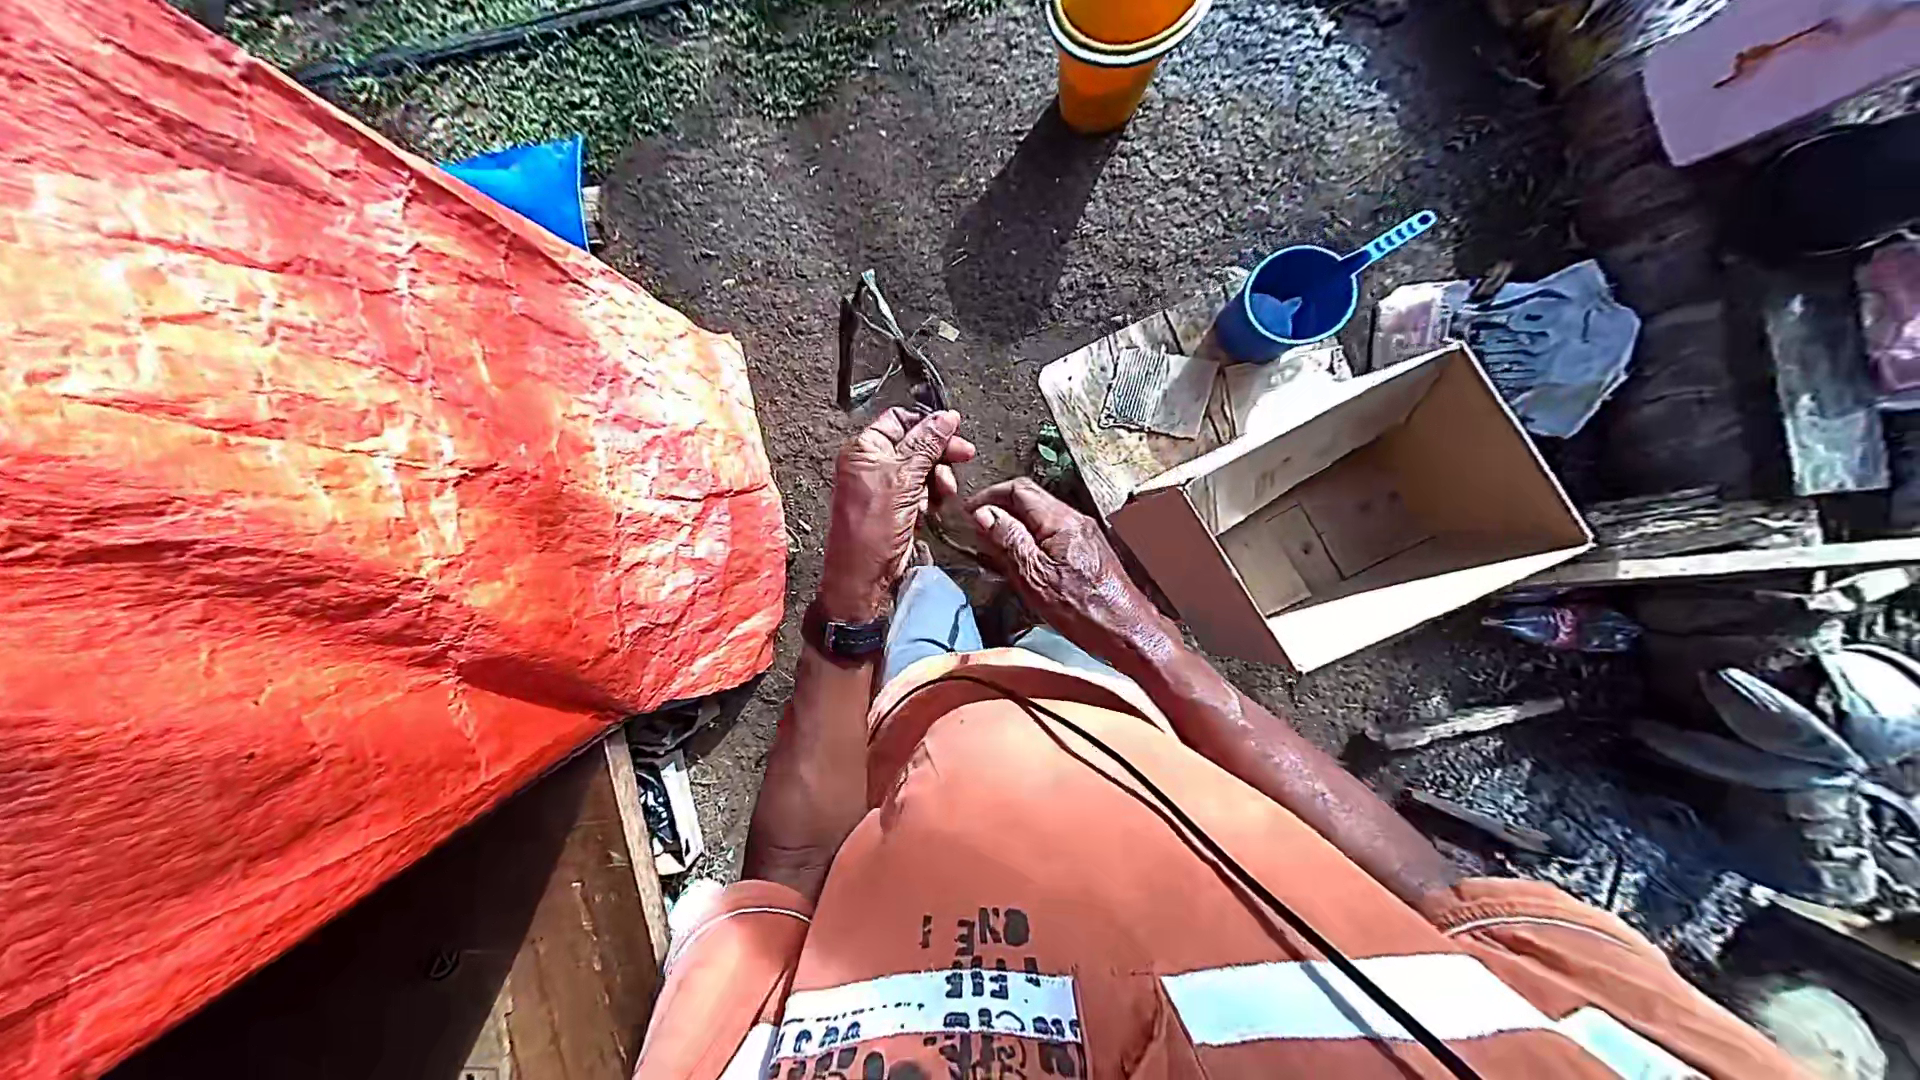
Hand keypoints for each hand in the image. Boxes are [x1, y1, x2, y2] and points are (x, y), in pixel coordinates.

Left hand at [819, 408, 975, 621]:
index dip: (929, 424)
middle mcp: (872, 464)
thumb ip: (927, 445)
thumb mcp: (904, 478)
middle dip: (939, 454)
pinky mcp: (896, 506)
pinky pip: (922, 492)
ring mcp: (885, 486)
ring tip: (940, 493)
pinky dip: (930, 498)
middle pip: (916, 444)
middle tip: (961, 457)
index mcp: (865, 448)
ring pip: (923, 469)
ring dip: (937, 479)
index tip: (954, 430)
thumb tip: (946, 418)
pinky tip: (929, 509)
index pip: (901, 420)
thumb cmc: (871, 529)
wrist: (865, 575)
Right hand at [967, 478, 1179, 673]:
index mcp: (1060, 520)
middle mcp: (1074, 520)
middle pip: (1028, 499)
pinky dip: (1030, 542)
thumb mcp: (1034, 577)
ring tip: (994, 550)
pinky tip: (1021, 565)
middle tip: (977, 531)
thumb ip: (1008, 540)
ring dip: (1013, 527)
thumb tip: (984, 514)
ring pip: (1039, 518)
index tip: (968, 514)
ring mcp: (1083, 535)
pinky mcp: (1087, 552)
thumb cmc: (1084, 611)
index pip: (1017, 489)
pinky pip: (1051, 535)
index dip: (988, 497)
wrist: (1129, 633)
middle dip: (999, 510)